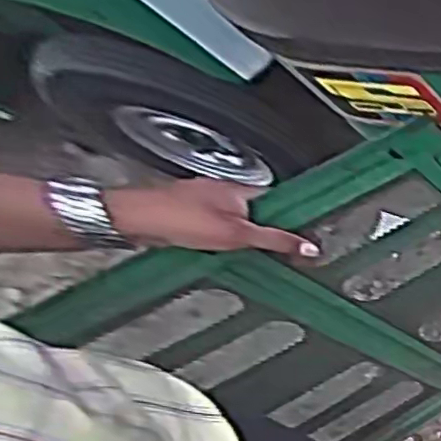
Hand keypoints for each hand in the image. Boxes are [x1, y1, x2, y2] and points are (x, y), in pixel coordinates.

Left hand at [106, 179, 317, 256]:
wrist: (129, 220)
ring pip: (241, 218)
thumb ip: (278, 241)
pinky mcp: (189, 212)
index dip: (295, 216)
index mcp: (236, 189)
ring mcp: (202, 200)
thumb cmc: (178, 219)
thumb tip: (310, 247)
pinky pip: (222, 224)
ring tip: (261, 252)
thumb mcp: (239, 234)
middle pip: (260, 210)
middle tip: (288, 250)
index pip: (278, 199)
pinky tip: (233, 249)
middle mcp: (219, 190)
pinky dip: (233, 237)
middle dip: (274, 229)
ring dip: (252, 234)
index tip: (308, 234)